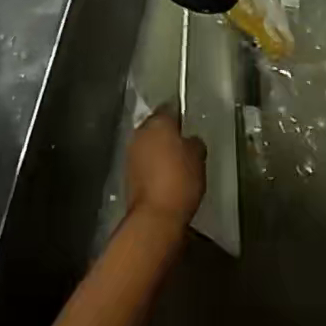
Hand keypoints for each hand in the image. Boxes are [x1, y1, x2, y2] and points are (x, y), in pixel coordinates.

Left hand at [125, 107, 204, 226]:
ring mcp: (131, 153)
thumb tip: (189, 141)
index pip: (169, 108)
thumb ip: (194, 142)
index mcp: (158, 122)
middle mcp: (140, 132)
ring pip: (148, 144)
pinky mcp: (127, 174)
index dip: (179, 115)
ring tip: (175, 163)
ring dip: (158, 150)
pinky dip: (152, 166)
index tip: (188, 124)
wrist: (155, 217)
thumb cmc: (180, 180)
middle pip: (156, 126)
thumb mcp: (198, 157)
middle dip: (167, 133)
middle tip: (183, 145)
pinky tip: (164, 177)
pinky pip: (143, 162)